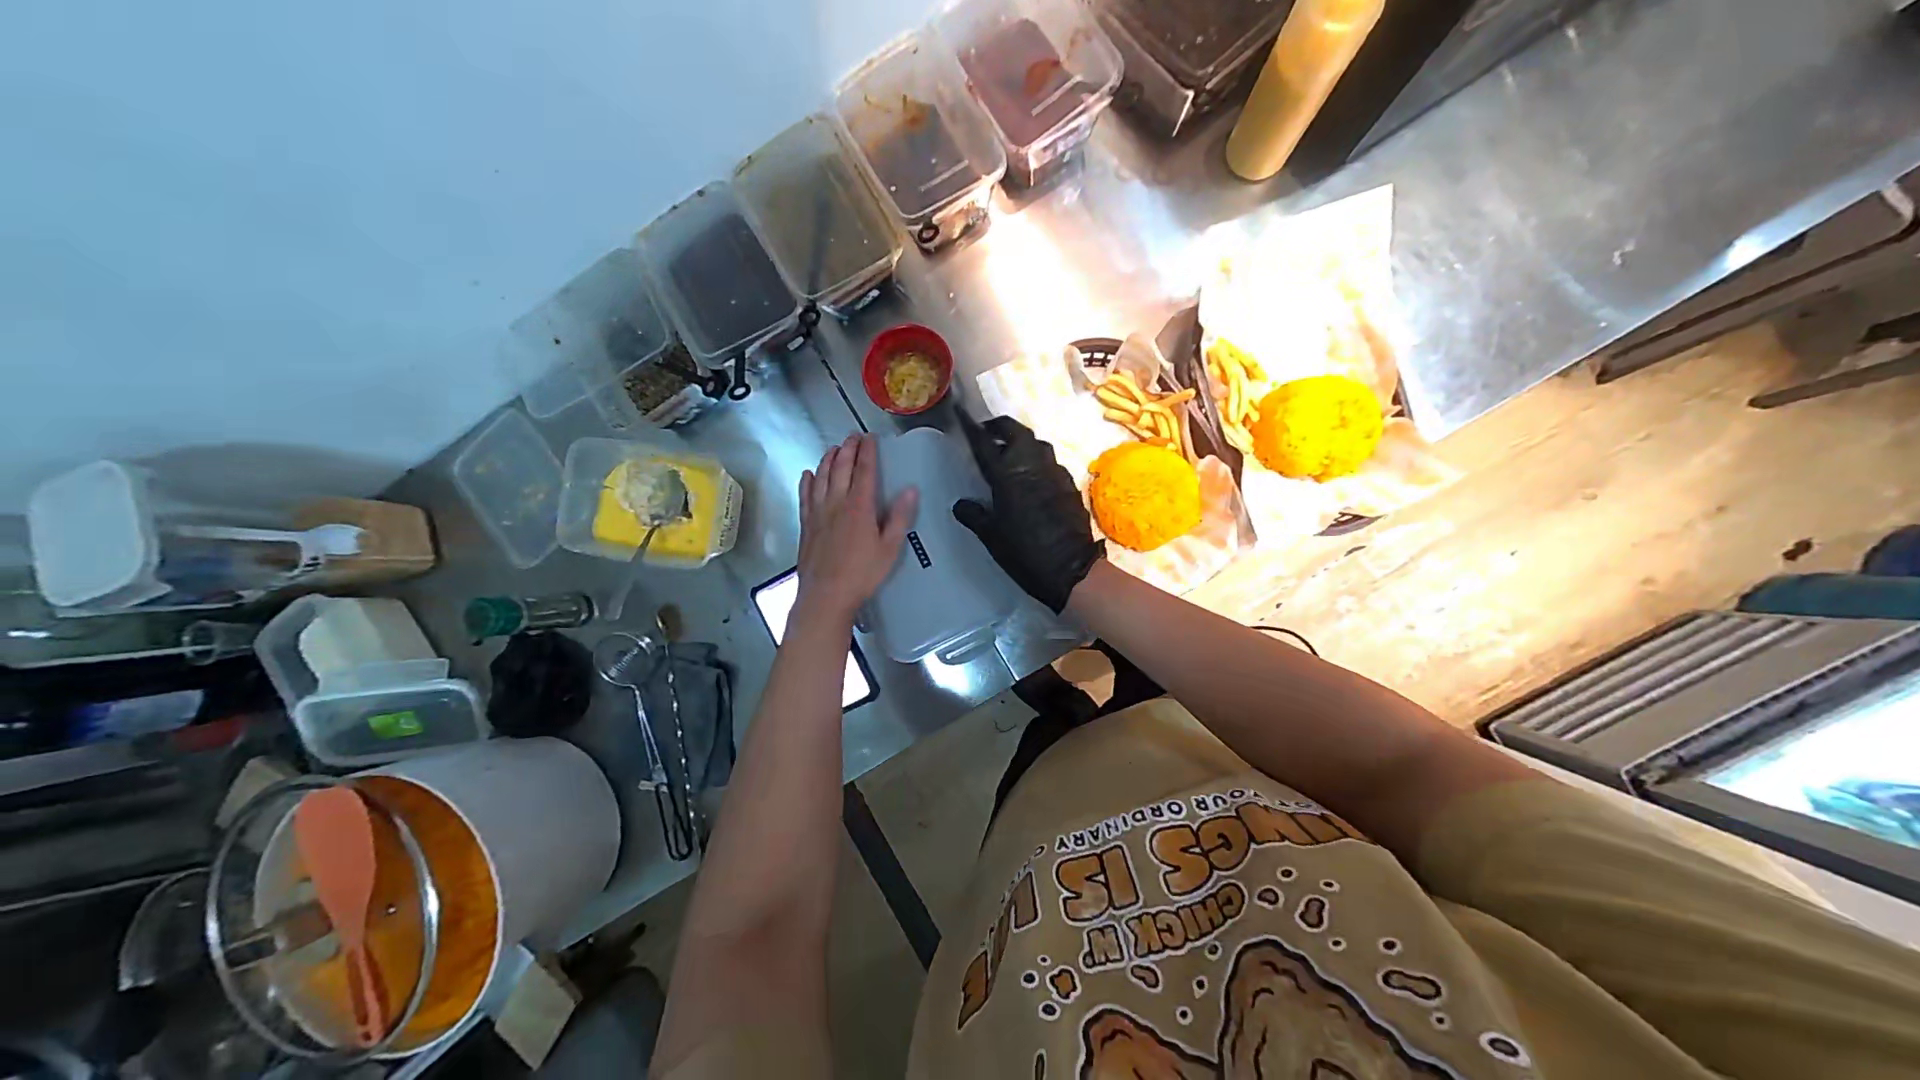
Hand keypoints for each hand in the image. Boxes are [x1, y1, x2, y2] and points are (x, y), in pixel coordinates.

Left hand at [796, 434, 917, 622]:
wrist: (826, 595)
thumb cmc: (862, 574)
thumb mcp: (889, 548)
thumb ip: (899, 517)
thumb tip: (910, 490)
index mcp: (860, 506)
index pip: (865, 470)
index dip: (868, 451)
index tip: (870, 438)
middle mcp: (836, 503)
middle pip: (841, 468)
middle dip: (848, 449)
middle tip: (853, 437)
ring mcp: (818, 513)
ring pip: (821, 477)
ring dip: (828, 460)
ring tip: (834, 448)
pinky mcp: (806, 525)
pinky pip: (805, 496)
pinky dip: (807, 482)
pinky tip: (808, 474)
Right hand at [952, 416, 1103, 612]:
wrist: (1072, 569)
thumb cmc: (1025, 553)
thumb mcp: (991, 537)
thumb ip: (974, 515)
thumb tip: (962, 504)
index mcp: (1007, 476)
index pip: (984, 443)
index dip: (971, 426)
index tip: (961, 412)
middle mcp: (1032, 466)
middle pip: (1015, 431)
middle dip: (999, 426)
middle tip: (987, 433)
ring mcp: (1054, 472)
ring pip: (1036, 442)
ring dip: (1020, 441)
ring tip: (1008, 452)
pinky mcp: (1069, 483)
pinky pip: (1050, 462)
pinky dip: (1037, 460)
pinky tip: (1032, 475)